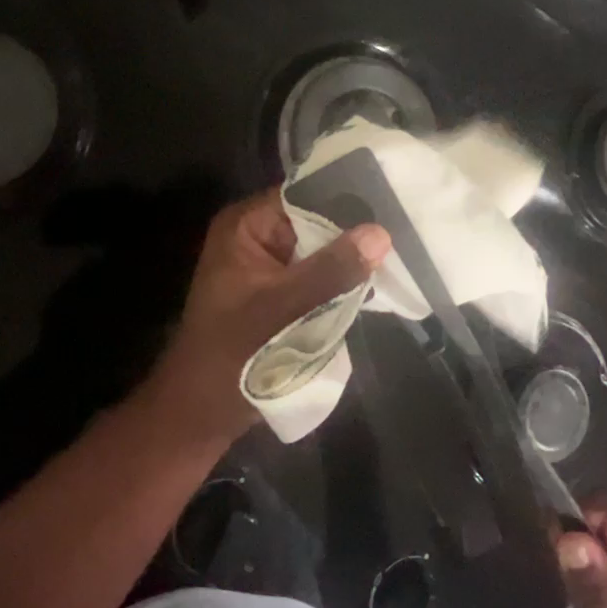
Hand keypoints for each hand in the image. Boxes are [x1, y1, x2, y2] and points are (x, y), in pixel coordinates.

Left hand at [148, 190, 390, 440]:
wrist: (201, 414)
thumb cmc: (232, 355)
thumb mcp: (284, 309)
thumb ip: (331, 270)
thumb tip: (380, 233)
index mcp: (245, 225)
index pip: (305, 194)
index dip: (347, 198)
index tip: (392, 202)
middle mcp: (256, 235)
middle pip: (317, 220)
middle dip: (354, 232)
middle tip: (405, 231)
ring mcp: (269, 264)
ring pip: (322, 249)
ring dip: (351, 259)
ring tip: (399, 255)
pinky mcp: (280, 291)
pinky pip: (319, 274)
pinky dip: (341, 281)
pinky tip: (376, 282)